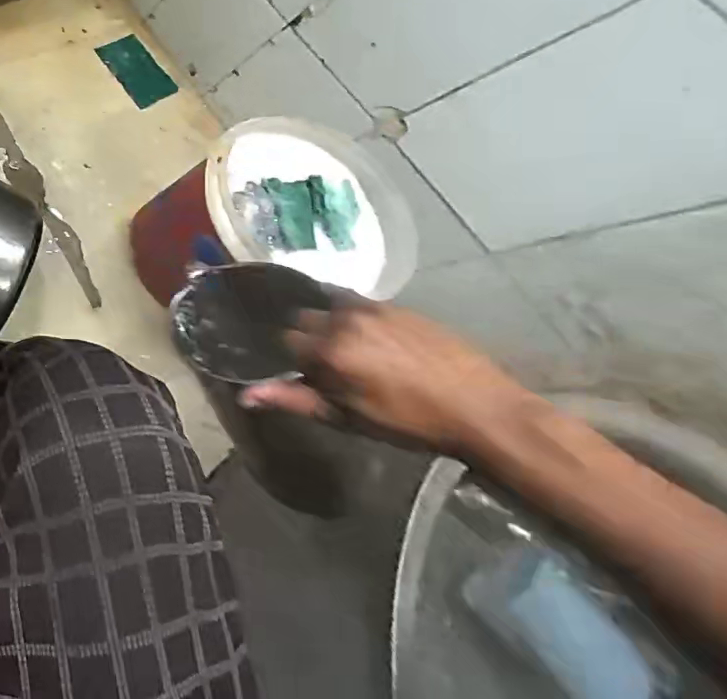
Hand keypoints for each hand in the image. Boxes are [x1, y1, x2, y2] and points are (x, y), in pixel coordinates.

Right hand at [238, 290, 539, 453]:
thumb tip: (246, 394)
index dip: (290, 357)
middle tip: (325, 363)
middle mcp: (343, 319)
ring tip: (348, 349)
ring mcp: (370, 307)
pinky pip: (356, 303)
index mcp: (329, 350)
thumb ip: (295, 400)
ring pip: (329, 307)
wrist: (480, 407)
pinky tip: (369, 338)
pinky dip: (351, 316)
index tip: (303, 372)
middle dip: (307, 337)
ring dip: (329, 324)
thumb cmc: (410, 422)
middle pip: (303, 318)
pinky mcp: (393, 304)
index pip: (285, 340)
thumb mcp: (348, 418)